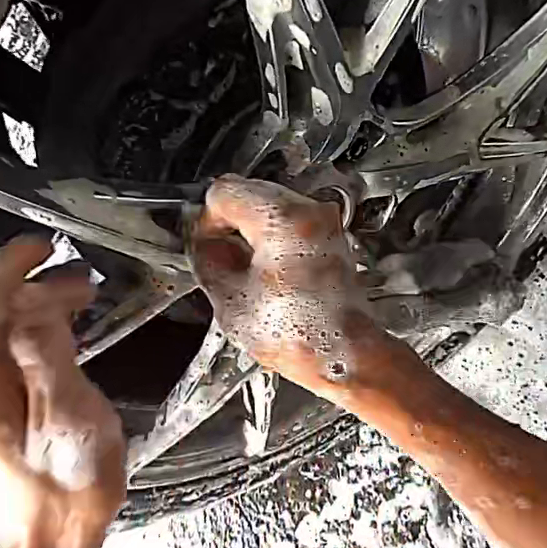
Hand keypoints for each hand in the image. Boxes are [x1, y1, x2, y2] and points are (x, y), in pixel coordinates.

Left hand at [0, 236, 125, 547]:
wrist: (49, 544)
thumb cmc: (69, 487)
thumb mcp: (70, 417)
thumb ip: (49, 354)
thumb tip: (36, 305)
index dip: (15, 265)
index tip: (47, 243)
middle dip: (24, 280)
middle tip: (76, 272)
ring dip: (27, 303)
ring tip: (77, 296)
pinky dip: (23, 328)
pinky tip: (58, 331)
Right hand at [189, 175, 388, 395]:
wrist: (345, 357)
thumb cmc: (299, 336)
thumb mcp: (231, 300)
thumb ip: (208, 261)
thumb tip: (202, 244)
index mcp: (280, 220)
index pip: (225, 191)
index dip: (206, 219)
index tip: (204, 241)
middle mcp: (308, 212)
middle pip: (250, 190)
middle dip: (229, 221)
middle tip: (219, 254)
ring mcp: (325, 223)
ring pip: (271, 203)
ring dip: (252, 228)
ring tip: (245, 267)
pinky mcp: (332, 238)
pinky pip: (292, 221)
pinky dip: (274, 237)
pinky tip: (268, 269)